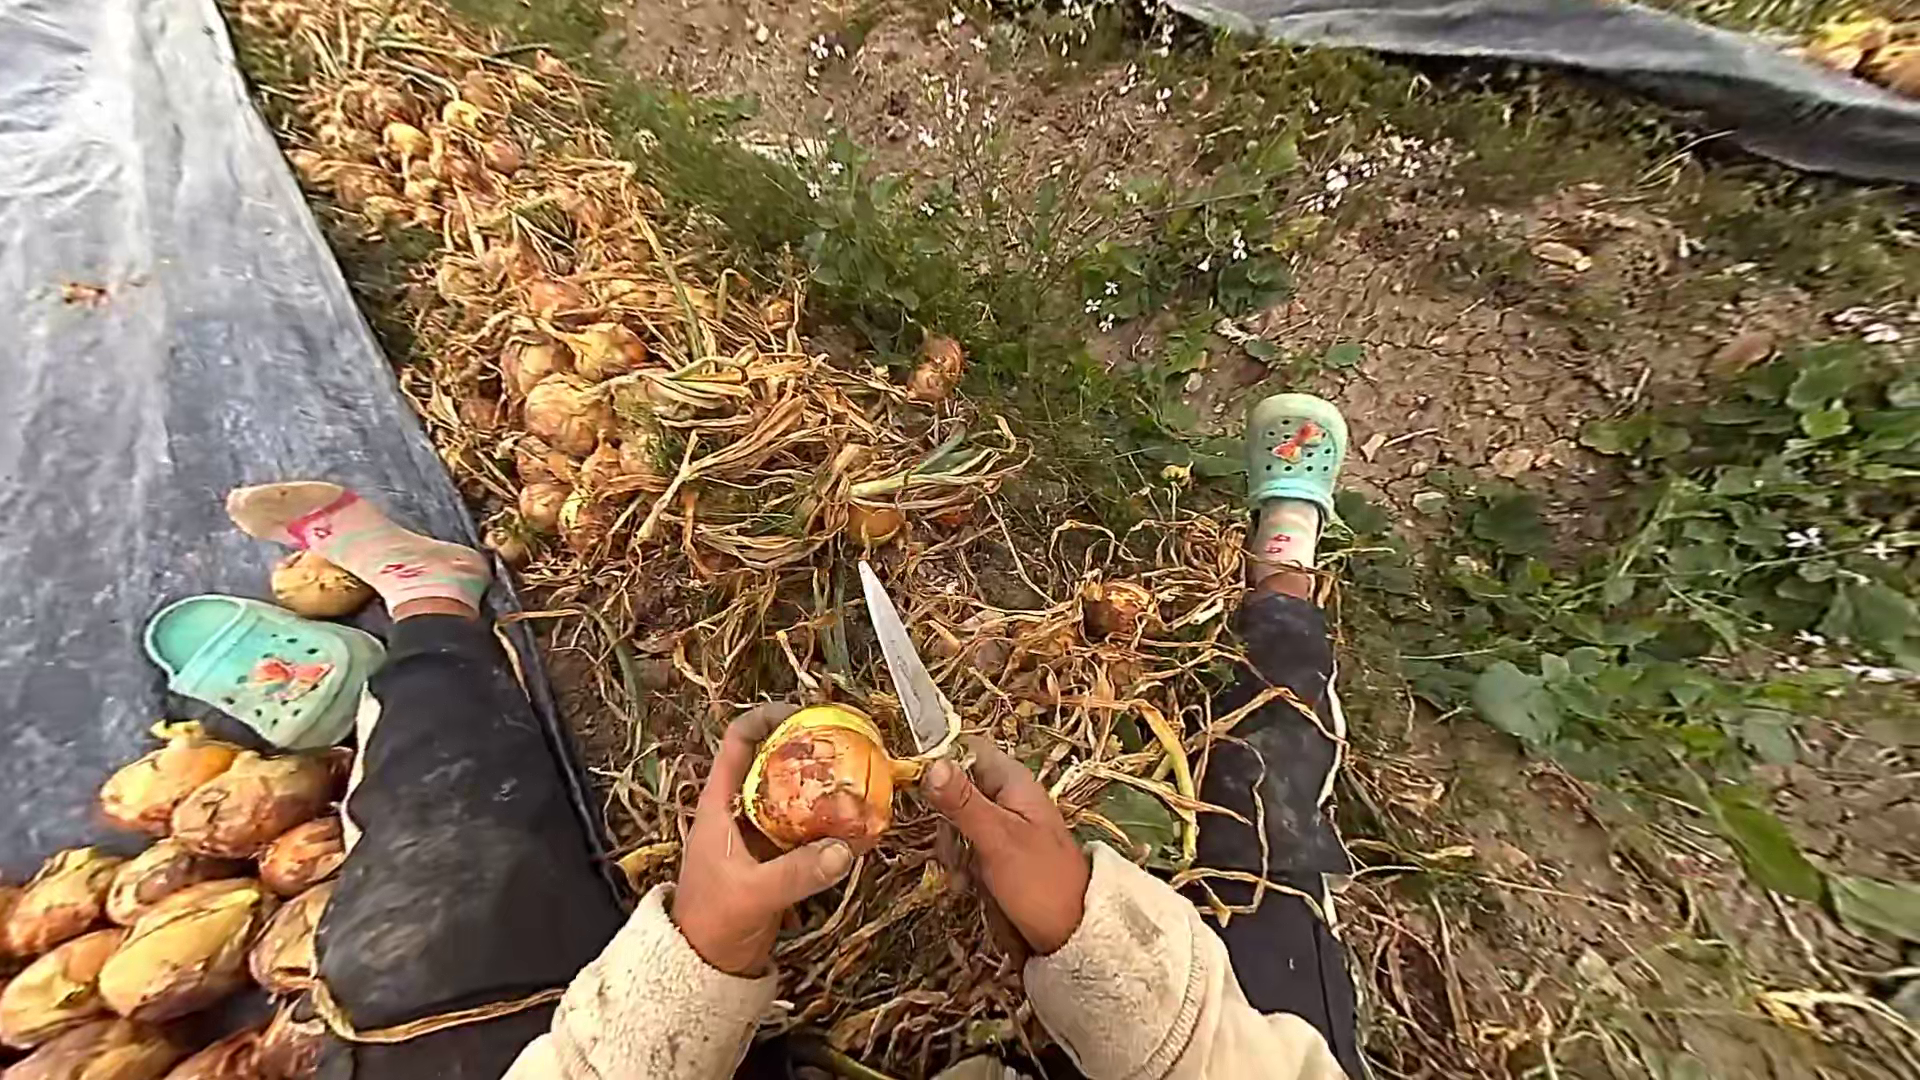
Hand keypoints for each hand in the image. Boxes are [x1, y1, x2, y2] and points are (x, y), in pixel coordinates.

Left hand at [672, 704, 856, 976]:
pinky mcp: (779, 849)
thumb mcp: (751, 895)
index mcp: (720, 801)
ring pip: (795, 786)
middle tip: (845, 739)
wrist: (705, 970)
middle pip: (775, 756)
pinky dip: (831, 814)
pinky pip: (808, 819)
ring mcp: (762, 827)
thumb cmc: (711, 924)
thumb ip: (795, 874)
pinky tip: (857, 816)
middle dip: (809, 744)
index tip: (804, 715)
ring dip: (824, 778)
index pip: (738, 739)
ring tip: (857, 770)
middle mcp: (742, 804)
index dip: (767, 717)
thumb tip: (845, 850)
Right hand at [923, 737, 1090, 955]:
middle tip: (950, 850)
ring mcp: (1004, 820)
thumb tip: (931, 764)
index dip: (940, 760)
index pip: (966, 748)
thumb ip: (963, 801)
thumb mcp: (997, 839)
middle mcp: (1006, 792)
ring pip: (958, 817)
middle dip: (945, 818)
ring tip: (960, 875)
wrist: (1076, 936)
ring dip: (952, 845)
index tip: (920, 786)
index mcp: (1011, 778)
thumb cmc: (1040, 881)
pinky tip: (964, 883)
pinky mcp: (1000, 847)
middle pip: (956, 785)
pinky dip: (961, 861)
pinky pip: (967, 842)